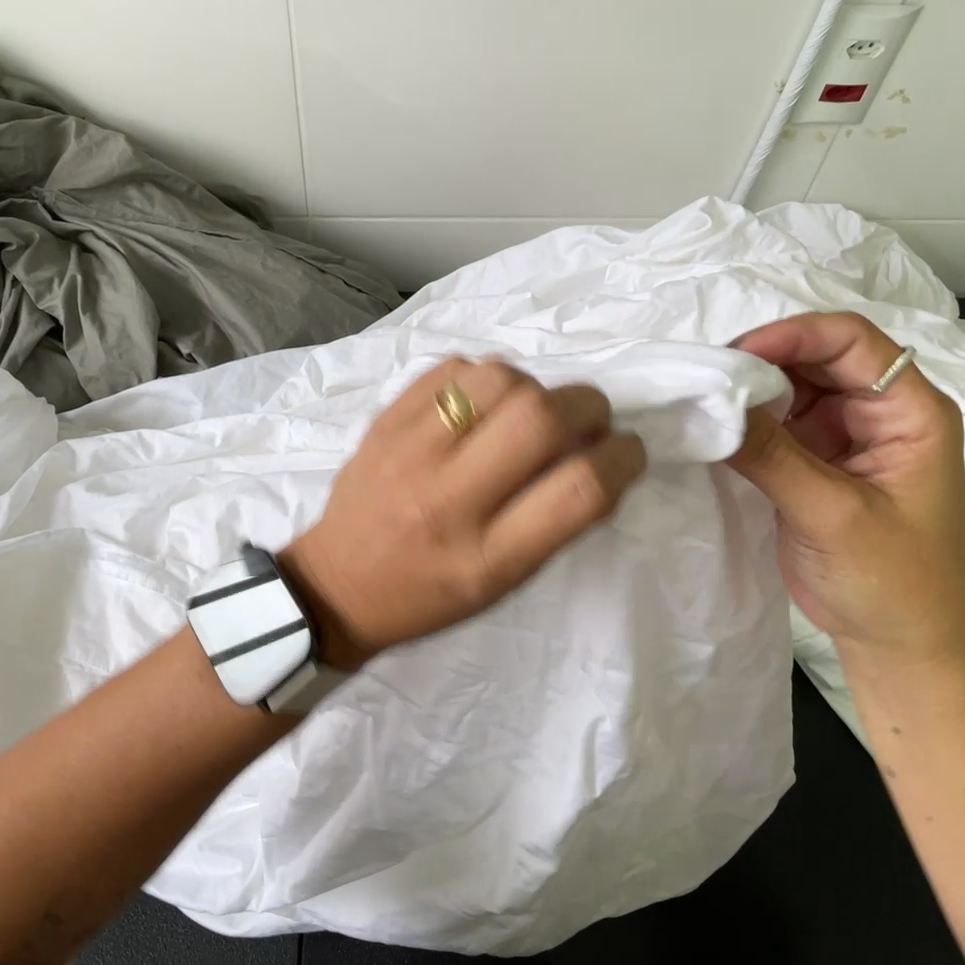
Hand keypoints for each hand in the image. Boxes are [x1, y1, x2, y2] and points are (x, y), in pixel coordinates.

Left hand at [280, 359, 647, 669]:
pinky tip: (482, 406)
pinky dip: (484, 378)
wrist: (336, 586)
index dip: (623, 459)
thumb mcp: (501, 583)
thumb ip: (553, 522)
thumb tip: (601, 454)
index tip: (627, 452)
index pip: (578, 491)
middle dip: (588, 406)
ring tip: (530, 410)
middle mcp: (448, 500)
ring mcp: (409, 454)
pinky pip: (452, 368)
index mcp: (486, 559)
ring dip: (535, 386)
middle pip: (541, 419)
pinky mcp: (384, 422)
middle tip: (589, 419)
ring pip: (498, 379)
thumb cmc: (428, 596)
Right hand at [724, 312, 964, 671]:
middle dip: (761, 361)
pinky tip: (712, 429)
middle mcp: (877, 414)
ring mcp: (843, 440)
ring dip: (748, 393)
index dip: (794, 335)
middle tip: (705, 378)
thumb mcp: (832, 514)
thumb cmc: (894, 582)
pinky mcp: (812, 466)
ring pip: (789, 391)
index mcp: (910, 412)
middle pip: (815, 359)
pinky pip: (775, 428)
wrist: (901, 647)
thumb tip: (711, 406)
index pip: (852, 342)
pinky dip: (744, 424)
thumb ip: (774, 456)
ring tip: (701, 401)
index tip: (735, 355)